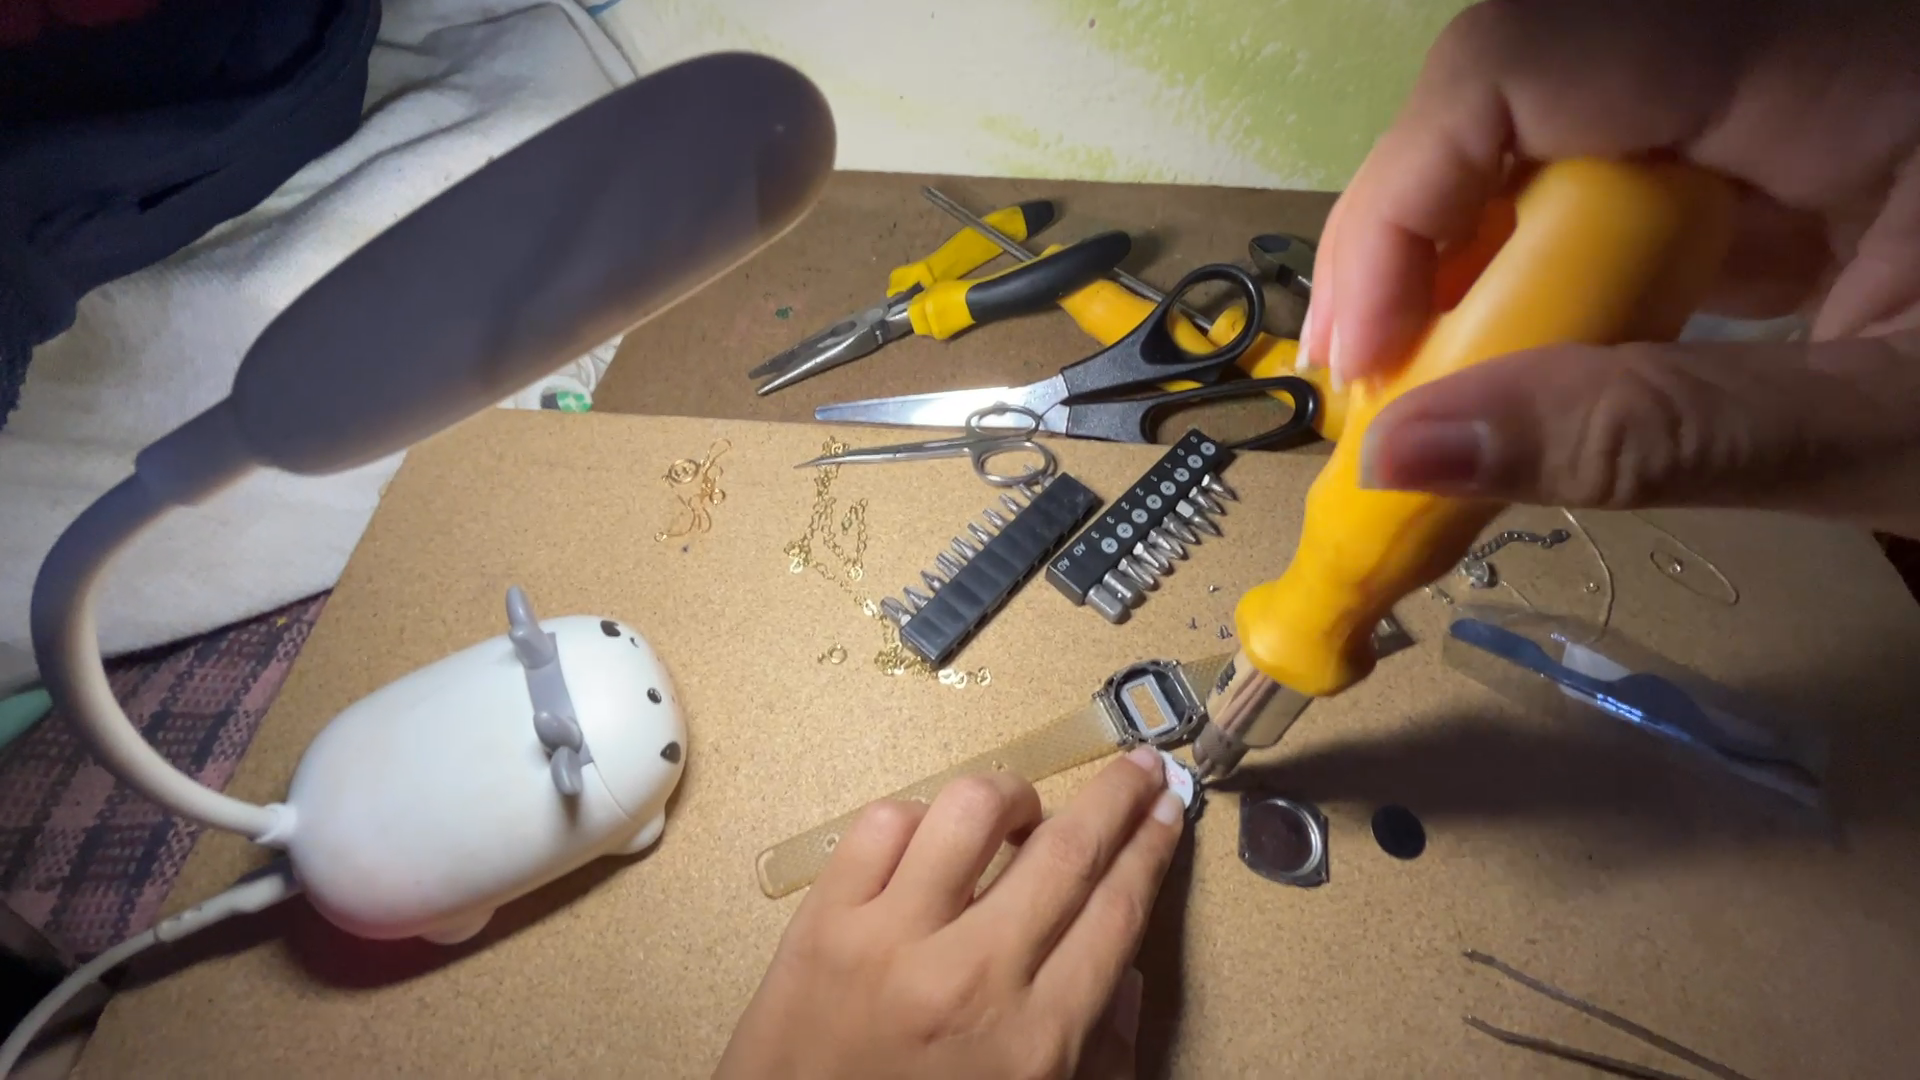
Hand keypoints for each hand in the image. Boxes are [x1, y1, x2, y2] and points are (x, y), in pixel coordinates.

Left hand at [716, 747, 1185, 1079]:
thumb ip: (1096, 1052)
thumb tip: (1130, 964)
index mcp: (1033, 1042)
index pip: (1114, 913)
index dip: (1149, 849)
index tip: (1166, 806)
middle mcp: (970, 977)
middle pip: (1065, 851)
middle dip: (1115, 796)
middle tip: (1137, 765)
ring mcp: (889, 938)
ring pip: (969, 810)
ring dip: (1010, 794)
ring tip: (1018, 810)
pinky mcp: (824, 917)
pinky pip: (883, 822)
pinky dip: (916, 815)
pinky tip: (925, 842)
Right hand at [1304, 0, 1919, 537]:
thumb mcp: (1913, 435)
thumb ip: (1650, 440)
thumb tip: (1399, 457)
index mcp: (1846, 52)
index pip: (1521, 60)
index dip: (1401, 200)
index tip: (1365, 354)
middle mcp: (1773, 49)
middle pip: (1493, 104)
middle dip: (1397, 247)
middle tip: (1366, 379)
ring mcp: (1749, 108)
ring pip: (1510, 154)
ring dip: (1433, 274)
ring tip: (1414, 382)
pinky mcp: (1735, 166)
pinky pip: (1561, 200)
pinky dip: (1495, 291)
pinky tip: (1493, 364)